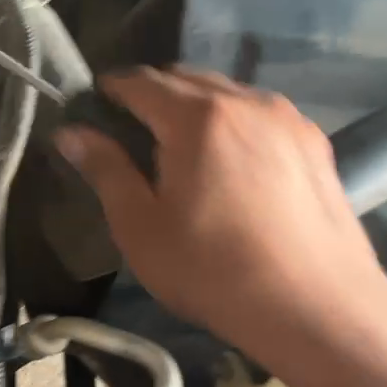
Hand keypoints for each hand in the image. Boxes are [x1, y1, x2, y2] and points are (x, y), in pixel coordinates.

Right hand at [55, 68, 386, 352]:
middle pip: (187, 79)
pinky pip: (259, 116)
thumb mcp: (139, 224)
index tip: (92, 107)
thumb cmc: (210, 268)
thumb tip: (71, 133)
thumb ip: (105, 169)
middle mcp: (246, 103)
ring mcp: (288, 120)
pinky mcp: (315, 144)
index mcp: (197, 117)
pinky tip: (227, 162)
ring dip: (195, 107)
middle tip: (129, 130)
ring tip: (178, 146)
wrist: (315, 307)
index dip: (111, 90)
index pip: (141, 82)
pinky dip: (232, 123)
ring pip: (227, 94)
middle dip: (153, 94)